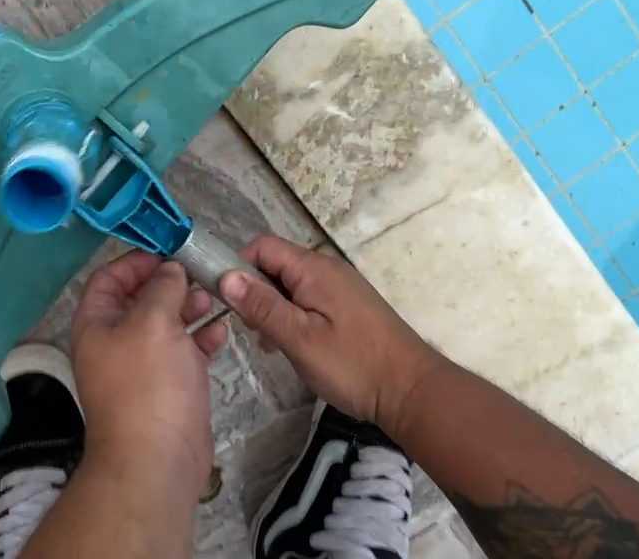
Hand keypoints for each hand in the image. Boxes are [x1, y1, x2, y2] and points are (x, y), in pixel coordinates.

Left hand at [71, 251, 229, 496]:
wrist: (157, 462)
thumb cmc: (147, 384)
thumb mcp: (152, 322)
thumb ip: (162, 288)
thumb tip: (170, 269)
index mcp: (97, 324)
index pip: (108, 278)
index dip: (135, 262)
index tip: (167, 251)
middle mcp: (115, 341)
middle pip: (140, 299)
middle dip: (169, 283)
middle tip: (197, 273)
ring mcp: (143, 366)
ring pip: (165, 324)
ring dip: (189, 307)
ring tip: (212, 298)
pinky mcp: (169, 386)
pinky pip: (184, 351)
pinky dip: (201, 338)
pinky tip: (221, 331)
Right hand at [221, 236, 442, 436]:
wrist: (413, 391)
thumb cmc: (353, 364)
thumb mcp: (300, 339)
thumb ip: (262, 306)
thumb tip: (226, 276)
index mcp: (313, 268)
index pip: (263, 247)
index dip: (240, 267)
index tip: (230, 301)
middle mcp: (327, 268)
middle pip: (277, 265)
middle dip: (257, 292)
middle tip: (254, 331)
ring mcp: (341, 286)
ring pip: (292, 284)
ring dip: (275, 308)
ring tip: (273, 345)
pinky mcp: (350, 305)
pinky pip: (310, 298)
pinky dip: (295, 316)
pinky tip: (297, 347)